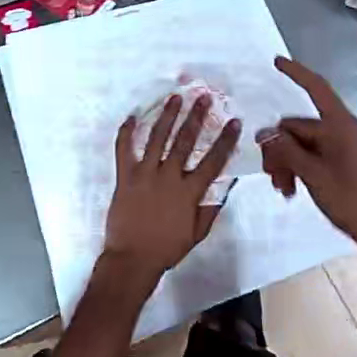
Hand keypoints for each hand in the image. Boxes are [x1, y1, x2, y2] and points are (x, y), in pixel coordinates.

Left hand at [102, 94, 241, 280]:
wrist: (132, 259)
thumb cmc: (167, 248)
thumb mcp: (197, 232)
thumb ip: (211, 207)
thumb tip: (226, 185)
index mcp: (189, 192)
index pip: (213, 160)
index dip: (225, 140)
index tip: (233, 122)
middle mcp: (168, 177)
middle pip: (185, 141)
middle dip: (196, 116)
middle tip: (203, 97)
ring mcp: (144, 174)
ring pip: (157, 138)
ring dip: (167, 116)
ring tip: (174, 98)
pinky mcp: (124, 176)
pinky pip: (123, 149)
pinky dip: (126, 132)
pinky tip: (131, 117)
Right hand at [259, 56, 356, 263]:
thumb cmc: (352, 200)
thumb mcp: (313, 174)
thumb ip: (287, 150)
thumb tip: (266, 134)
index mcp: (339, 125)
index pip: (315, 89)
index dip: (296, 73)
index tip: (276, 61)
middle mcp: (341, 130)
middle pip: (299, 126)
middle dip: (279, 146)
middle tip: (270, 174)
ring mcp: (343, 147)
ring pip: (302, 144)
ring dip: (287, 162)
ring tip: (282, 188)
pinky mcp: (344, 164)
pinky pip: (313, 157)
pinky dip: (299, 168)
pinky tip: (292, 189)